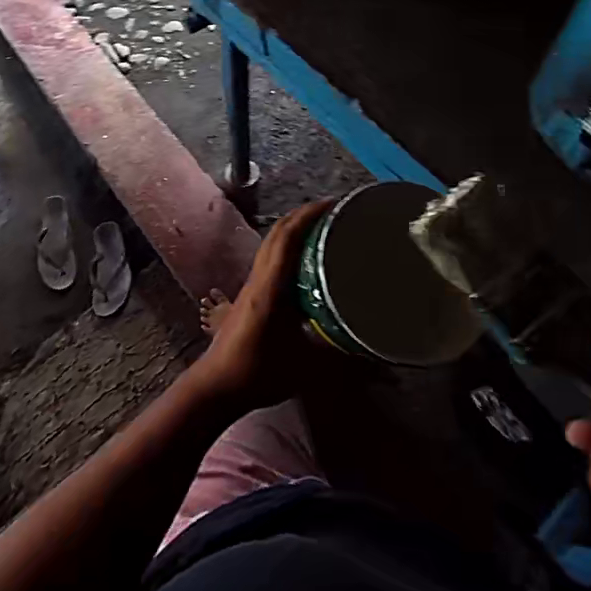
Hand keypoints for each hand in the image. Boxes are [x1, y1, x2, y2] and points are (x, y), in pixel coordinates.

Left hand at [187, 199, 332, 408]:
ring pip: (272, 243)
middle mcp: (259, 278)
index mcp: (270, 286)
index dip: (309, 215)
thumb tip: (373, 350)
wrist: (216, 386)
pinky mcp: (250, 294)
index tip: (333, 204)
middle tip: (333, 211)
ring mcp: (251, 285)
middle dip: (303, 215)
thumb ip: (340, 355)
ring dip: (294, 229)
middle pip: (278, 233)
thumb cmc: (258, 372)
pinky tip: (305, 260)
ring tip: (322, 229)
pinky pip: (270, 258)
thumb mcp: (307, 365)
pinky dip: (288, 246)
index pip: (288, 237)